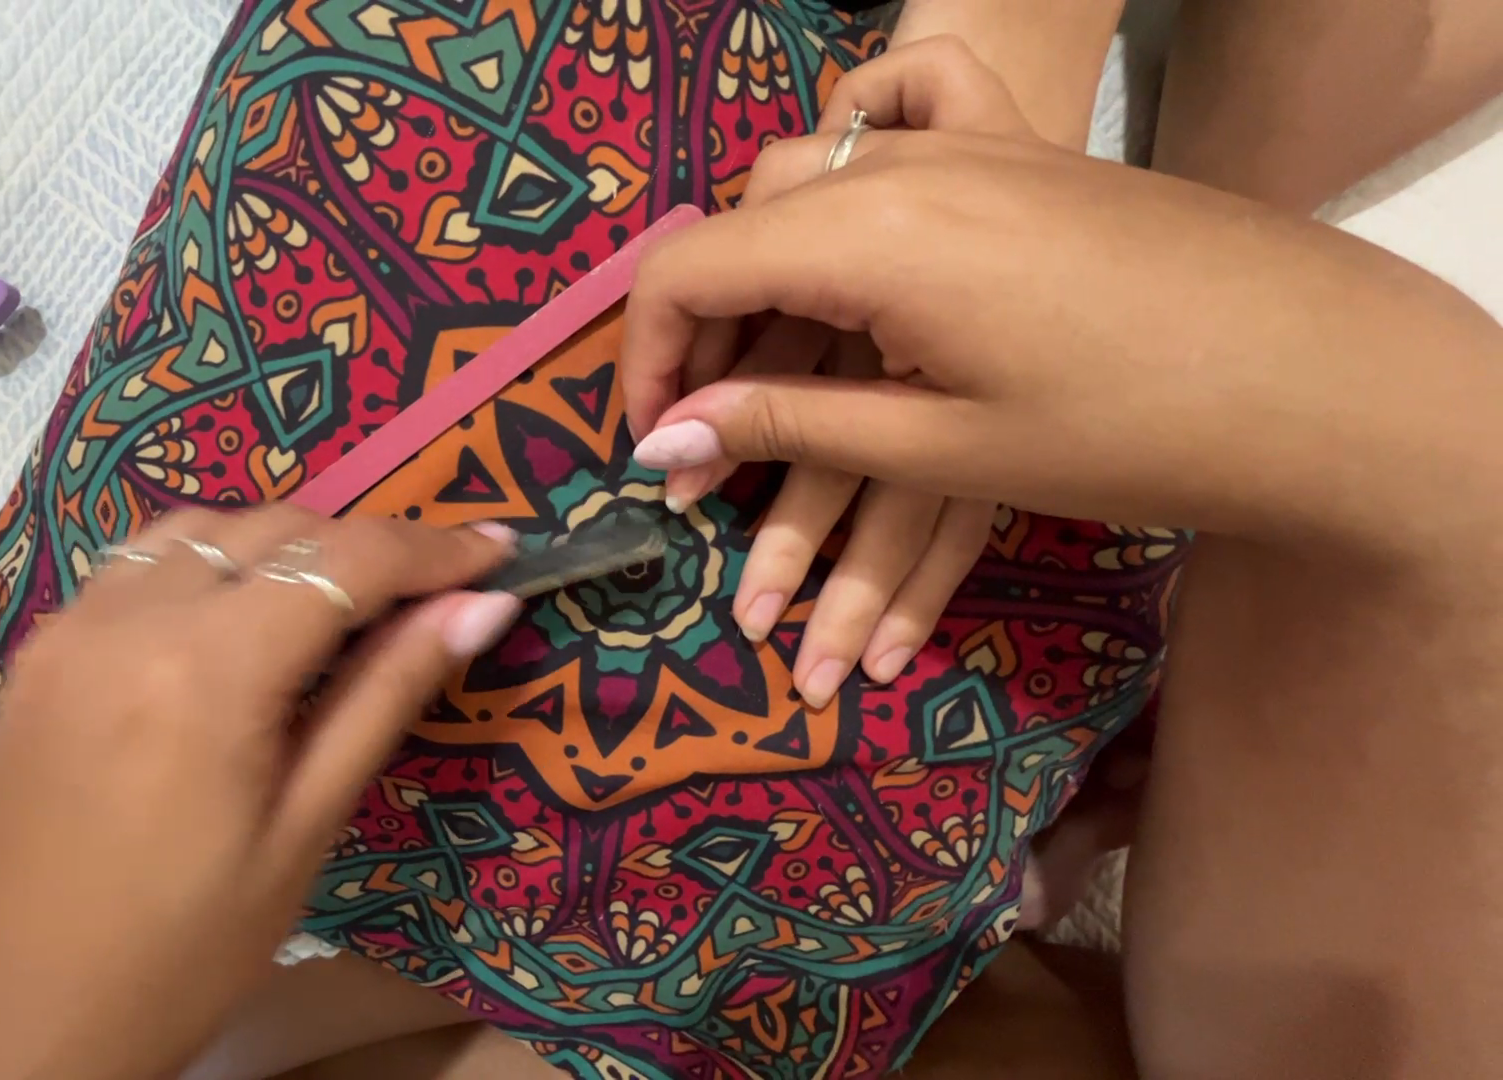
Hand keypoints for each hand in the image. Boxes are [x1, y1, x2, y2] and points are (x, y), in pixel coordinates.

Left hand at [0, 507, 520, 1079]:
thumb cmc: (179, 953)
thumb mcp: (308, 825)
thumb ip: (390, 692)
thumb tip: (482, 608)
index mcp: (208, 670)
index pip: (349, 563)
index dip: (437, 547)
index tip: (501, 548)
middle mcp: (134, 616)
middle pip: (286, 527)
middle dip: (375, 544)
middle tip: (438, 587)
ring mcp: (75, 622)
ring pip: (215, 523)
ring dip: (298, 540)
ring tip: (350, 595)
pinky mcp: (45, 644)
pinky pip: (150, 556)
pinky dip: (223, 553)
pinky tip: (249, 604)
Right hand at [623, 47, 1502, 561]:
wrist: (1339, 384)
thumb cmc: (1128, 433)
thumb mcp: (930, 447)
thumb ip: (780, 424)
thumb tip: (660, 442)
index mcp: (870, 234)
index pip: (687, 272)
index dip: (645, 361)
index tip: (651, 440)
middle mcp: (900, 159)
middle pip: (732, 226)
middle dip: (693, 333)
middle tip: (708, 425)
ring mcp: (965, 138)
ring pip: (798, 172)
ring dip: (755, 265)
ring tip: (768, 350)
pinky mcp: (1015, 145)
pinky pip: (903, 96)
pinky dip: (852, 135)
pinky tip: (859, 197)